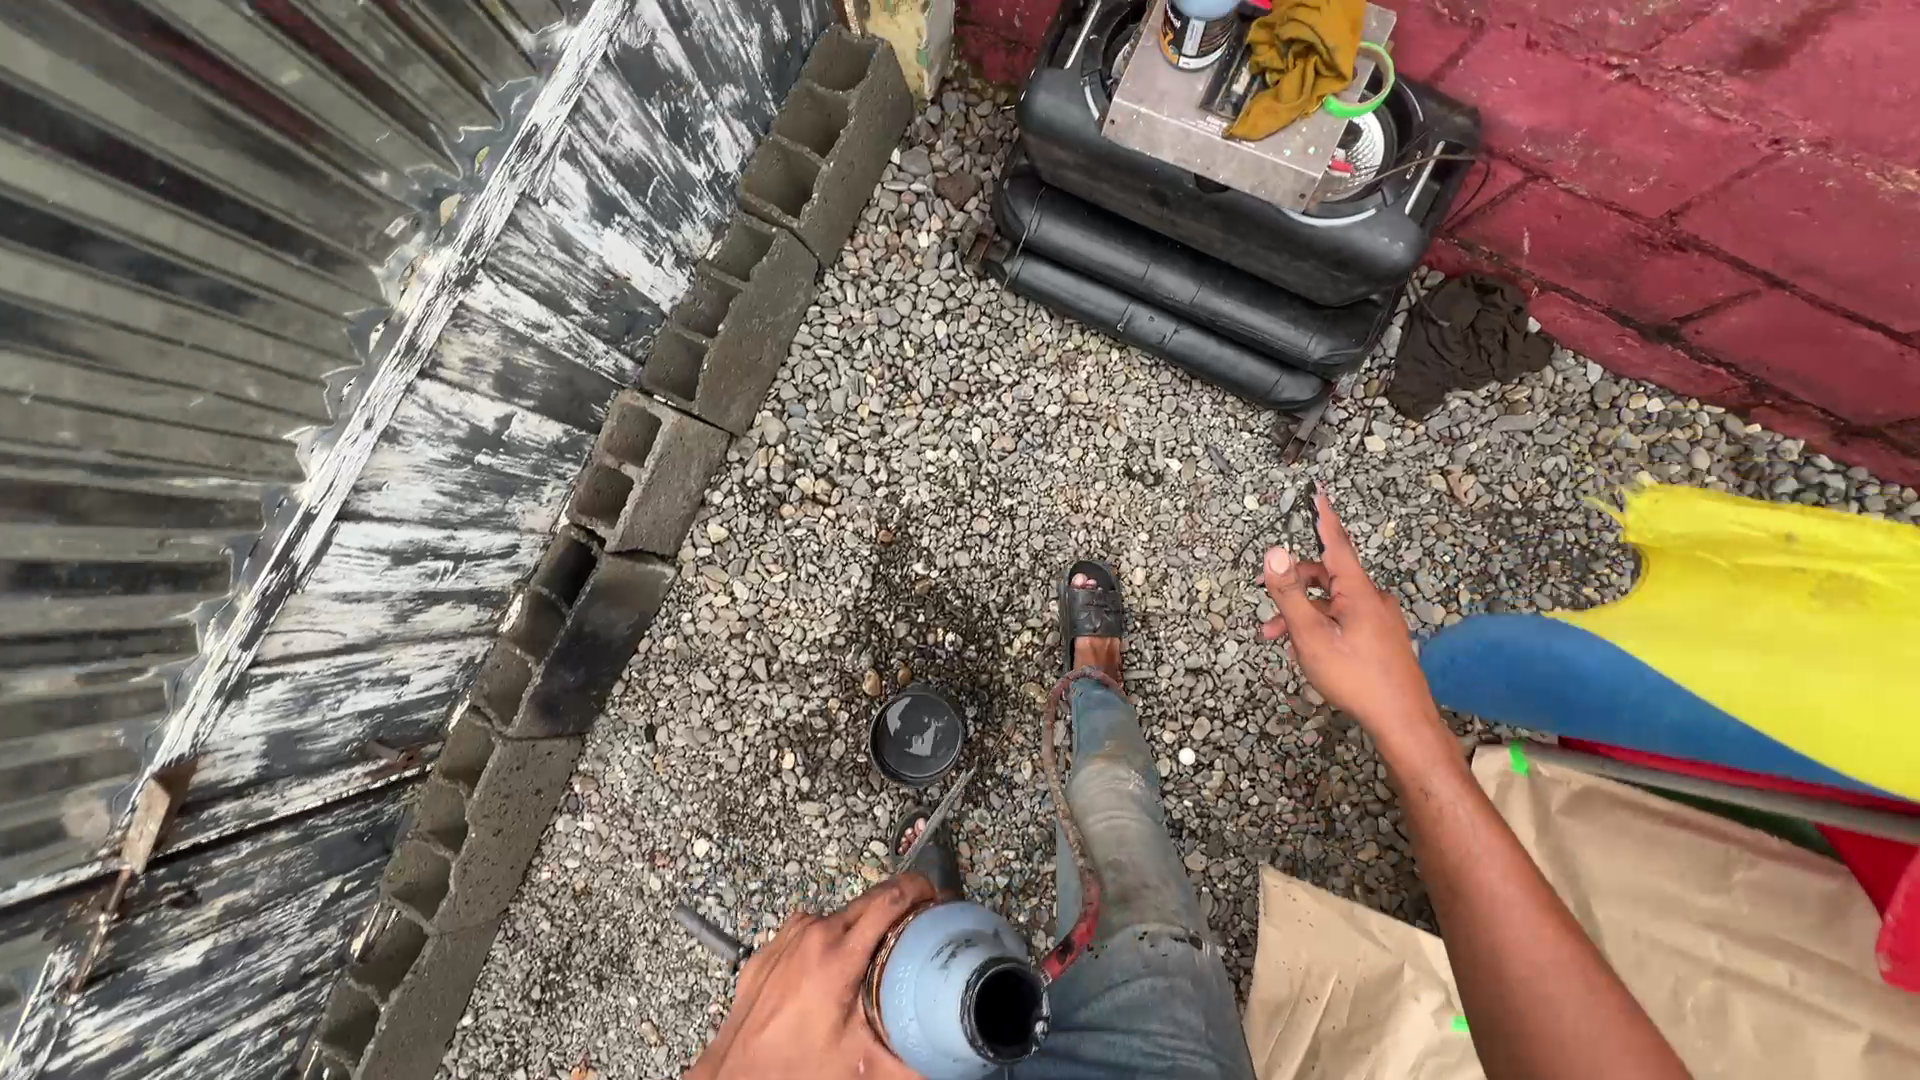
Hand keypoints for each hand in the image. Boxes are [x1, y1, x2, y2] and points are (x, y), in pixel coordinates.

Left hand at [685, 873, 936, 1079]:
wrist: (735, 1078)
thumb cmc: (794, 1070)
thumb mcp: (861, 1066)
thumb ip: (911, 1057)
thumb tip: (947, 1056)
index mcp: (838, 955)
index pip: (890, 898)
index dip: (920, 889)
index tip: (938, 897)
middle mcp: (813, 933)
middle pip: (870, 900)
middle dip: (900, 907)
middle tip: (920, 927)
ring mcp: (789, 936)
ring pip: (841, 914)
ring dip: (865, 926)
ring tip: (878, 955)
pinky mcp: (772, 946)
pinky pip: (812, 930)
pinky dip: (832, 940)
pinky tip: (836, 971)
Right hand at [1258, 489, 1450, 762]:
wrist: (1401, 719)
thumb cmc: (1356, 677)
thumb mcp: (1311, 635)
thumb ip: (1289, 593)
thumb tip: (1273, 553)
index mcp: (1357, 591)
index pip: (1336, 543)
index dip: (1324, 518)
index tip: (1318, 494)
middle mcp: (1372, 598)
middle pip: (1327, 575)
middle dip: (1293, 585)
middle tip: (1266, 601)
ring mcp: (1379, 618)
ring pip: (1332, 601)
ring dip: (1301, 611)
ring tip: (1276, 637)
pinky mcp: (1381, 636)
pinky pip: (1343, 617)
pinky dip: (1319, 624)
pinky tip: (1306, 648)